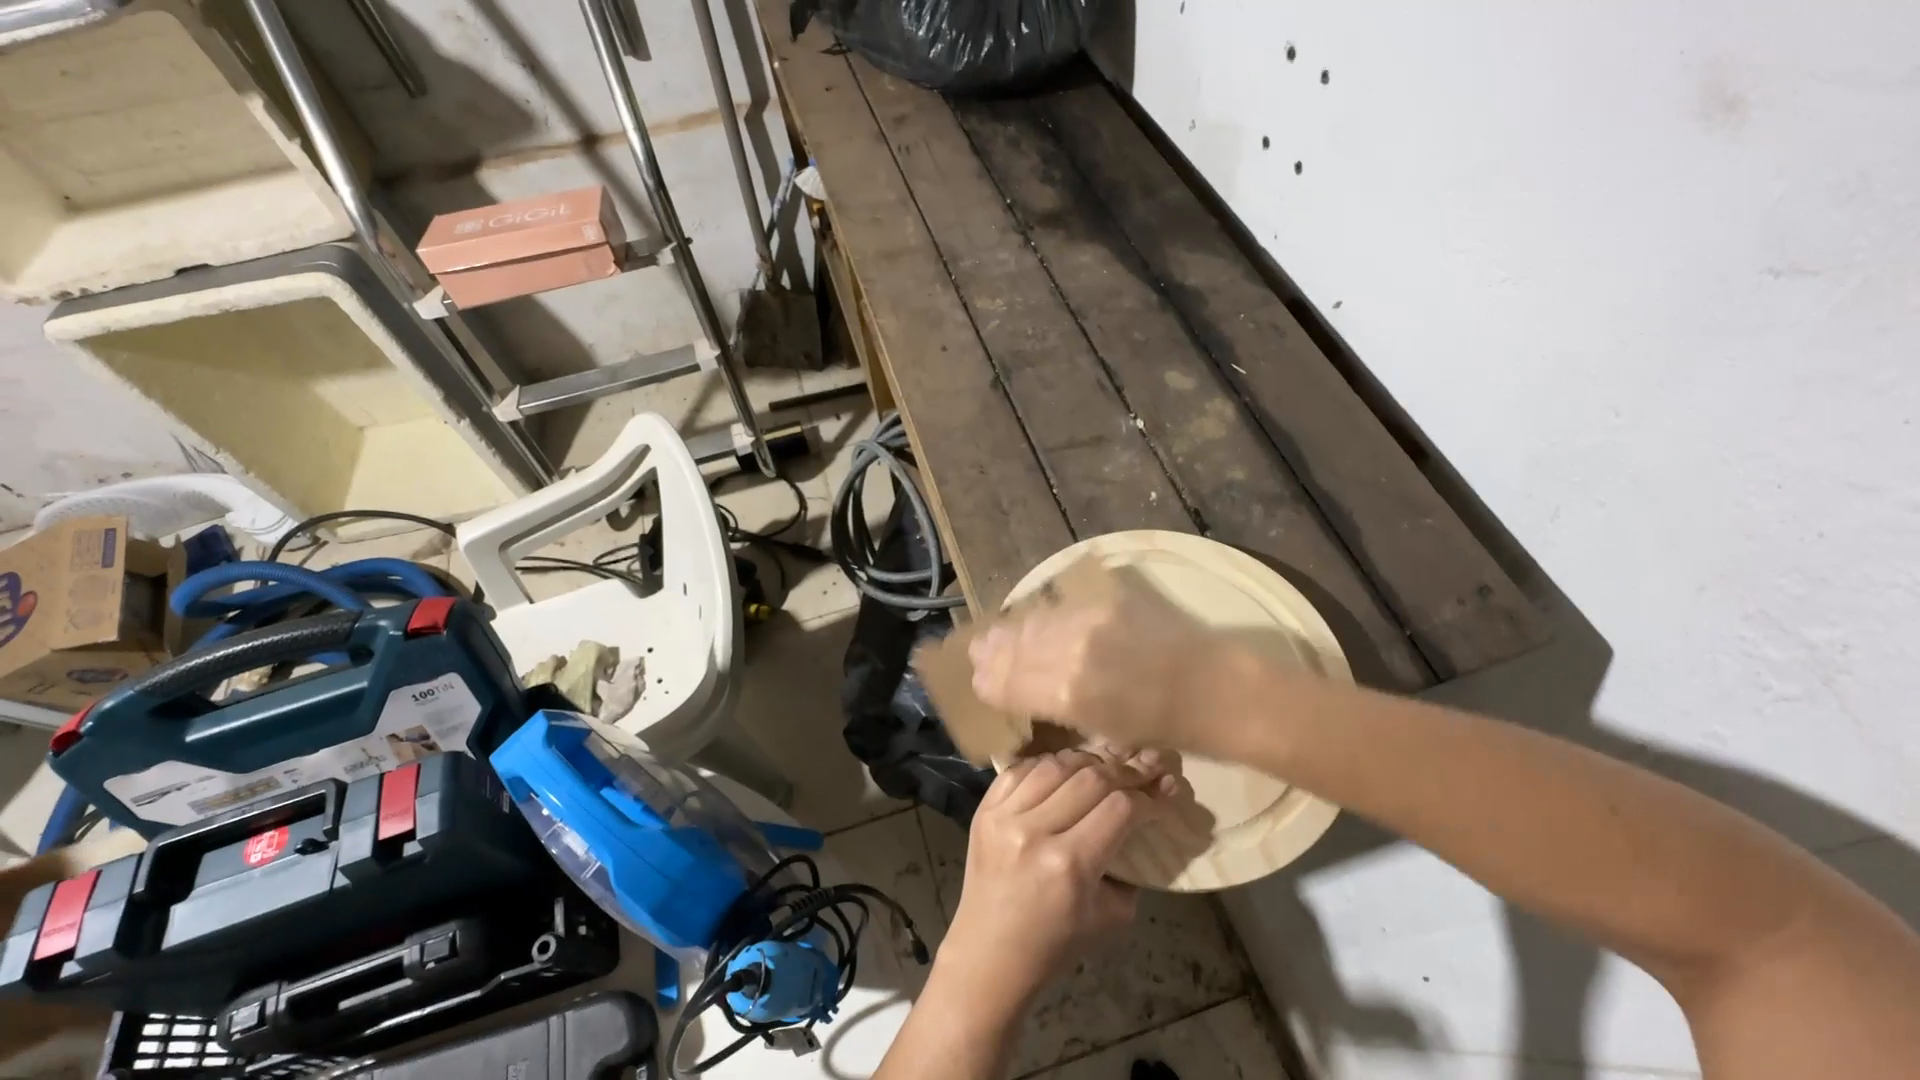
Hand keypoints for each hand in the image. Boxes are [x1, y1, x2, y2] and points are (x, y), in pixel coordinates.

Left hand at [939, 751, 1151, 1006]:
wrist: (991, 955)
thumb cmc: (1056, 943)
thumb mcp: (1112, 916)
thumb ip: (1130, 864)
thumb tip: (1146, 814)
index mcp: (1069, 864)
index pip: (1120, 807)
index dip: (1148, 797)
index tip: (1165, 793)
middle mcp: (1034, 832)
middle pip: (1091, 778)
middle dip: (1126, 770)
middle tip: (1147, 768)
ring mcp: (1004, 818)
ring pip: (1056, 765)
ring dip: (1087, 761)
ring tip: (1107, 767)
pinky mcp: (984, 811)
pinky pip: (1020, 770)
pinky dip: (1047, 765)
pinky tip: (1065, 770)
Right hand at [967, 579, 1254, 756]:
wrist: (1217, 689)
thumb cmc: (1166, 729)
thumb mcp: (1104, 732)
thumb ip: (1059, 710)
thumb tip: (1031, 699)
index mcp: (1066, 696)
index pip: (1006, 684)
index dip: (987, 682)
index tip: (977, 680)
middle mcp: (1069, 654)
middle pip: (1012, 648)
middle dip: (991, 652)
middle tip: (976, 652)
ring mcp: (1089, 623)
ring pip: (1033, 622)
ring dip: (1011, 630)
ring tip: (996, 633)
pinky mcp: (1108, 602)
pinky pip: (1062, 606)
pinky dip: (1043, 615)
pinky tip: (1036, 616)